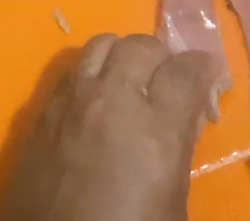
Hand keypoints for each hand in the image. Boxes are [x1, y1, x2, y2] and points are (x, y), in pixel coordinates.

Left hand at [0, 34, 214, 220]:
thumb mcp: (172, 209)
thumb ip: (179, 150)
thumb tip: (184, 117)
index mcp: (155, 131)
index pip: (184, 72)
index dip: (201, 67)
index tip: (207, 73)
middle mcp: (112, 101)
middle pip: (140, 46)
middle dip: (161, 57)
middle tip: (168, 81)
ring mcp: (71, 100)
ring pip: (101, 44)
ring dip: (122, 56)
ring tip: (130, 81)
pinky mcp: (42, 109)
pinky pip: (72, 69)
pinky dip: (90, 72)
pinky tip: (95, 99)